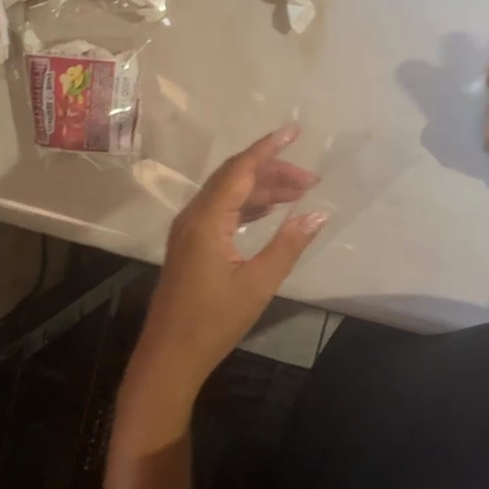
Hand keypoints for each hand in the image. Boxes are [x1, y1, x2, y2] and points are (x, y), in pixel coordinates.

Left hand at [131, 125, 329, 402]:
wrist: (169, 357)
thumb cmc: (214, 322)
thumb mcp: (258, 284)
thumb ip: (289, 245)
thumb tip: (319, 213)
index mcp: (207, 220)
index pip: (240, 170)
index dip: (269, 148)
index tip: (295, 131)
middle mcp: (193, 216)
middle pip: (234, 177)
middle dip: (272, 171)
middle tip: (310, 179)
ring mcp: (188, 231)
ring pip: (227, 194)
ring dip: (261, 189)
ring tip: (298, 193)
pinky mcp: (189, 245)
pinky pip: (220, 210)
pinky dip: (246, 205)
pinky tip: (268, 211)